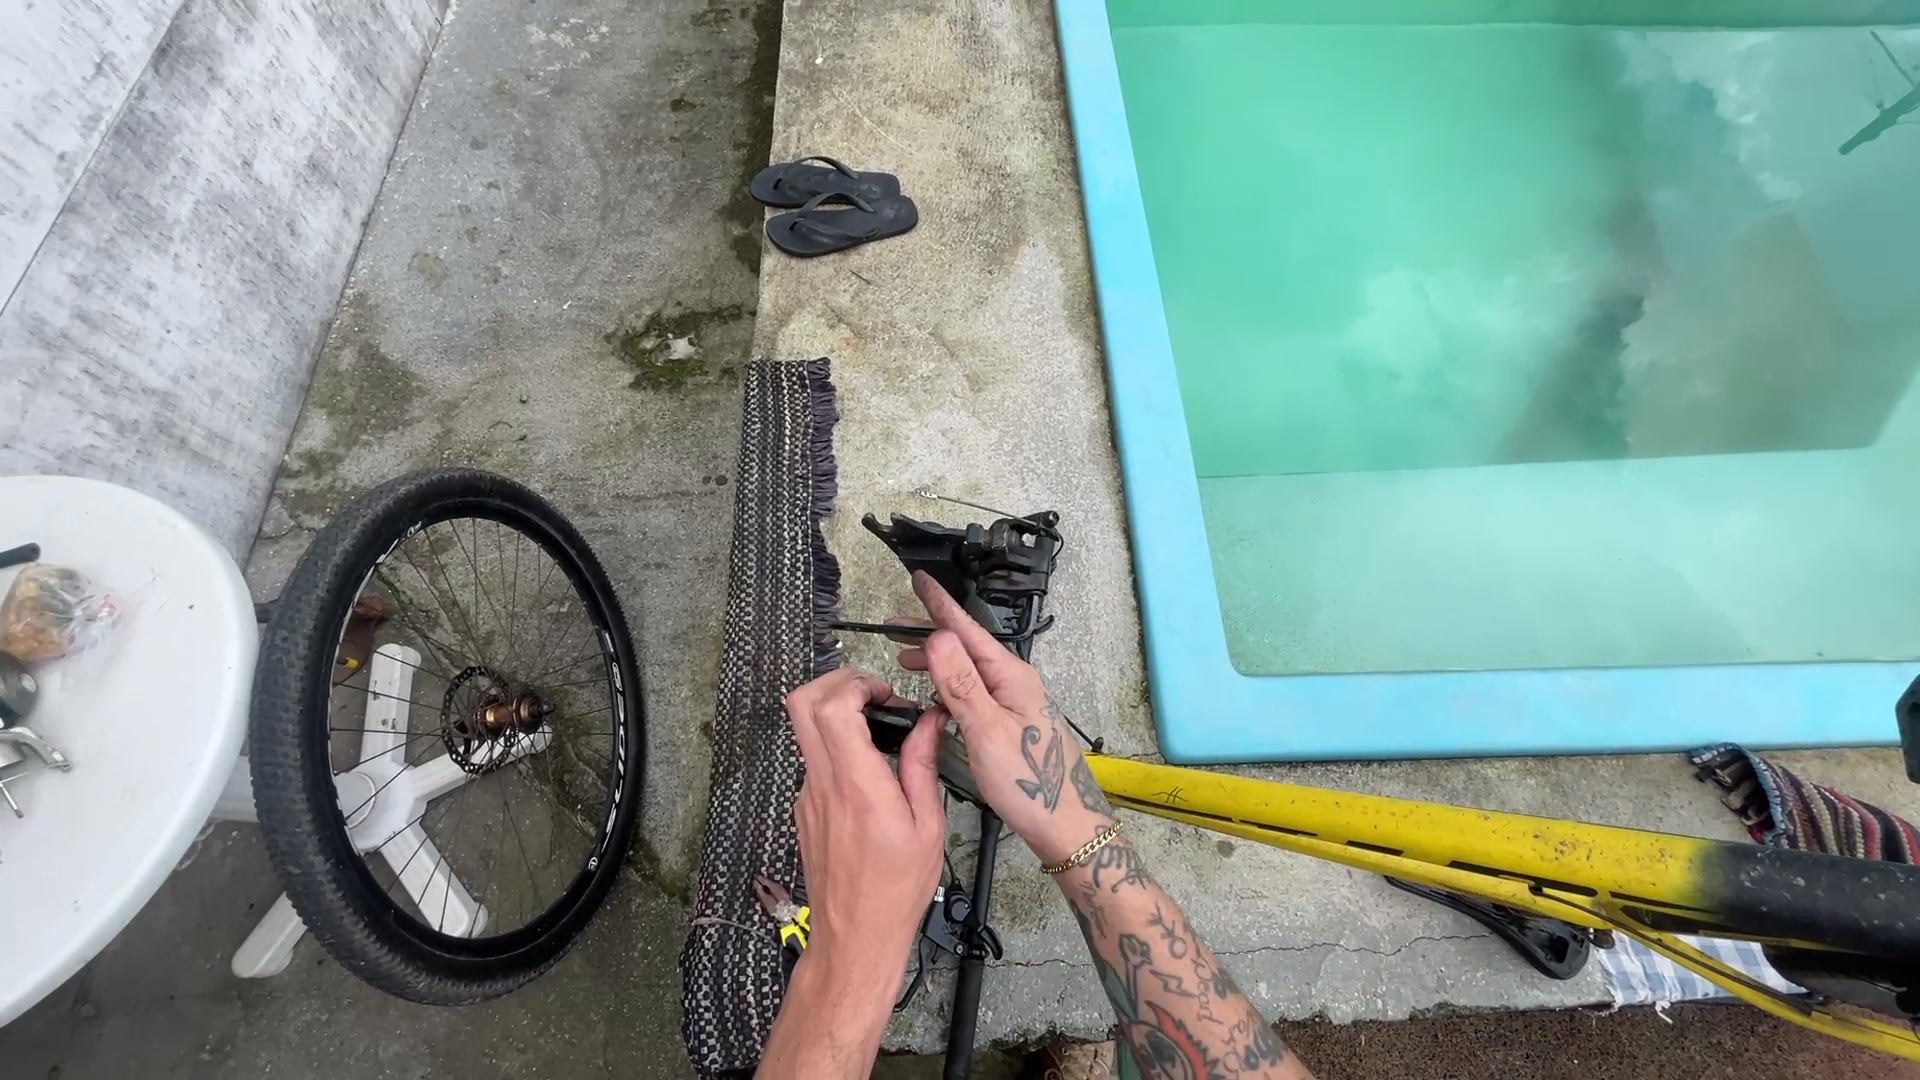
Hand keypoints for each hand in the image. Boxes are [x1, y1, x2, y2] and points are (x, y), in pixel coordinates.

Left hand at [785, 668, 946, 995]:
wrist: (854, 938)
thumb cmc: (897, 889)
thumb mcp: (928, 825)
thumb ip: (922, 764)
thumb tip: (929, 721)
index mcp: (858, 785)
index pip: (832, 708)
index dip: (856, 684)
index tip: (886, 695)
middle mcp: (823, 783)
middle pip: (801, 703)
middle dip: (836, 681)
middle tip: (874, 694)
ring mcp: (807, 795)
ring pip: (806, 728)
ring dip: (838, 712)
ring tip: (880, 730)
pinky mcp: (804, 807)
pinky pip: (815, 758)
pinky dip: (838, 744)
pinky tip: (871, 768)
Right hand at [896, 571, 1112, 863]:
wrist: (1066, 825)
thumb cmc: (1028, 782)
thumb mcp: (987, 731)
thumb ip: (961, 684)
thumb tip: (939, 635)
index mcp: (1009, 675)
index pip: (967, 630)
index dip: (940, 604)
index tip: (920, 577)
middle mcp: (1014, 681)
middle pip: (966, 646)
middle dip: (931, 632)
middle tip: (893, 627)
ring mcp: (1014, 701)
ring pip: (969, 669)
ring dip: (937, 660)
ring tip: (904, 660)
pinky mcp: (1011, 721)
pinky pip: (974, 690)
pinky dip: (949, 685)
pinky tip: (935, 695)